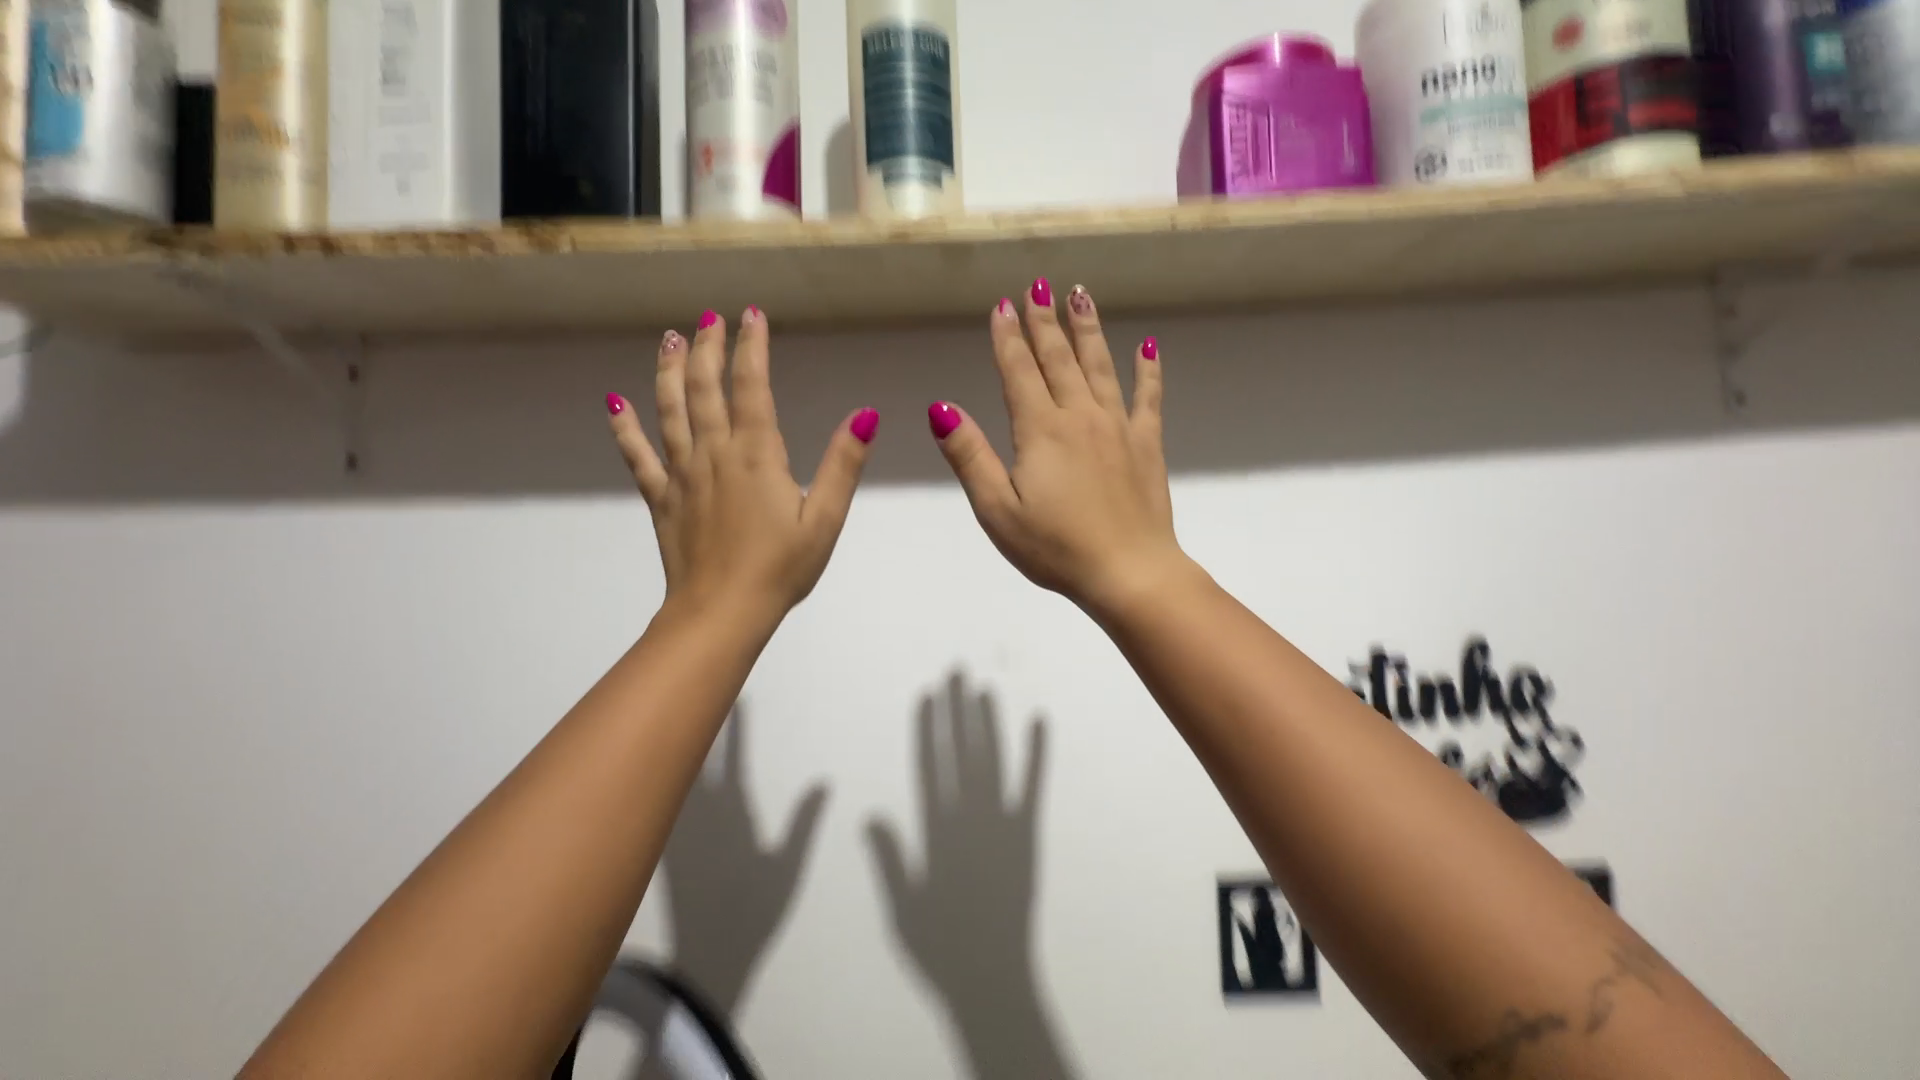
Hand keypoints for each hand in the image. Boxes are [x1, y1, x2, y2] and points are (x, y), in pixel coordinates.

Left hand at [608, 308, 879, 616]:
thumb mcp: (825, 519)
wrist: (721, 612)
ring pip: (670, 411)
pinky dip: (625, 428)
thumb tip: (865, 415)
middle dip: (707, 349)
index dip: (752, 347)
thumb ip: (842, 464)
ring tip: (670, 340)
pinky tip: (615, 403)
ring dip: (669, 371)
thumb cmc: (780, 568)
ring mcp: (681, 475)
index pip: (752, 387)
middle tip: (709, 319)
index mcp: (757, 455)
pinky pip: (638, 456)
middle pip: (704, 389)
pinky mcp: (661, 499)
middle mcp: (714, 454)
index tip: (751, 315)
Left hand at [662, 705, 828, 1014]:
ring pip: (666, 766)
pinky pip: (655, 790)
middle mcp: (696, 807)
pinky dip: (656, 766)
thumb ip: (803, 825)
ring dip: (671, 735)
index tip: (731, 693)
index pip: (732, 756)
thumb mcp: (786, 867)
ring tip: (672, 708)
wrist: (701, 955)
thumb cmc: (751, 912)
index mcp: (731, 809)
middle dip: (690, 713)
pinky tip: (657, 758)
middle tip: (690, 679)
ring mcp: (671, 822)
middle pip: (690, 750)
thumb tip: (820, 785)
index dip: (734, 726)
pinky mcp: (658, 837)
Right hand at [867, 673, 1046, 1006]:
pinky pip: (1033, 786)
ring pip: (993, 761)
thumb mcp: (902, 907)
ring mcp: (1003, 824)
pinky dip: (1036, 753)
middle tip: (956, 671)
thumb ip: (889, 860)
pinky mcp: (1028, 835)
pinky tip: (1039, 723)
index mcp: (937, 832)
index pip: (929, 766)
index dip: (927, 729)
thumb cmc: (941, 947)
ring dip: (989, 723)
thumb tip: (870, 816)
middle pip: (961, 752)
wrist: (993, 979)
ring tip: (984, 688)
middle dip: (957, 710)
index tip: (926, 695)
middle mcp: (970, 818)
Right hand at [927, 281, 1185, 612]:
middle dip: (1045, 321)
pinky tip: (1148, 347)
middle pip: (1059, 359)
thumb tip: (941, 408)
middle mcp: (1080, 416)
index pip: (1018, 372)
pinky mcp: (1147, 445)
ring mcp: (1118, 427)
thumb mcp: (996, 509)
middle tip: (1038, 285)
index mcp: (1040, 430)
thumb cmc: (1055, 548)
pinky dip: (1147, 370)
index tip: (1002, 305)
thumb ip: (970, 456)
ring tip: (1081, 295)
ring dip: (1088, 329)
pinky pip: (1149, 398)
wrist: (1129, 571)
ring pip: (1100, 366)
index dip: (1008, 337)